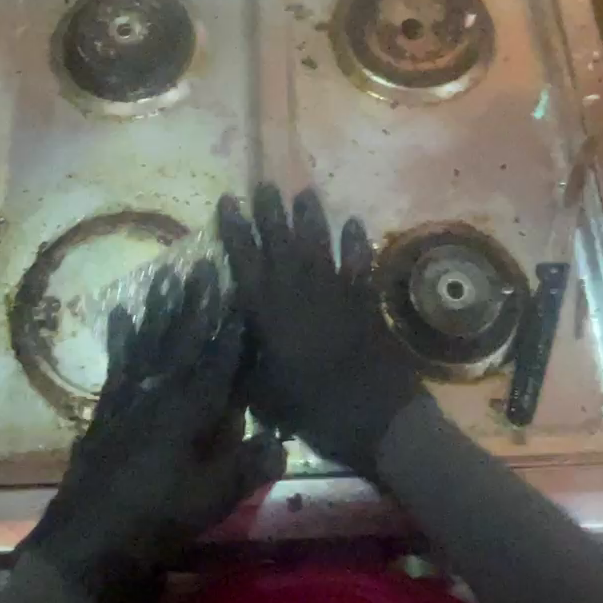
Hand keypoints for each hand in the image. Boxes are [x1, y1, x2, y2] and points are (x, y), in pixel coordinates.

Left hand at [22, 261, 283, 596]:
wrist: (87, 538)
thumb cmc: (157, 517)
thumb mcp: (213, 499)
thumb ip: (249, 466)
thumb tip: (283, 442)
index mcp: (193, 409)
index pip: (221, 359)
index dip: (235, 328)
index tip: (244, 293)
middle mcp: (162, 392)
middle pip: (184, 339)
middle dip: (198, 303)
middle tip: (206, 265)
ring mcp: (131, 397)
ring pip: (150, 342)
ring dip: (161, 309)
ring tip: (168, 275)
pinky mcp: (107, 408)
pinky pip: (118, 362)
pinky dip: (121, 336)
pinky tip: (120, 313)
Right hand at [219, 185, 426, 477]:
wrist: (373, 417)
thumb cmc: (309, 409)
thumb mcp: (260, 390)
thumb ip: (242, 356)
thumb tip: (230, 328)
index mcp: (268, 311)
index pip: (245, 258)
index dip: (235, 228)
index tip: (229, 200)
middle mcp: (298, 290)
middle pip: (281, 240)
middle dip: (270, 211)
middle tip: (264, 185)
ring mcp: (335, 290)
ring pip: (319, 243)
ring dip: (311, 217)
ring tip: (304, 193)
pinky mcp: (365, 298)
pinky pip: (359, 261)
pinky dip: (356, 241)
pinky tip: (353, 223)